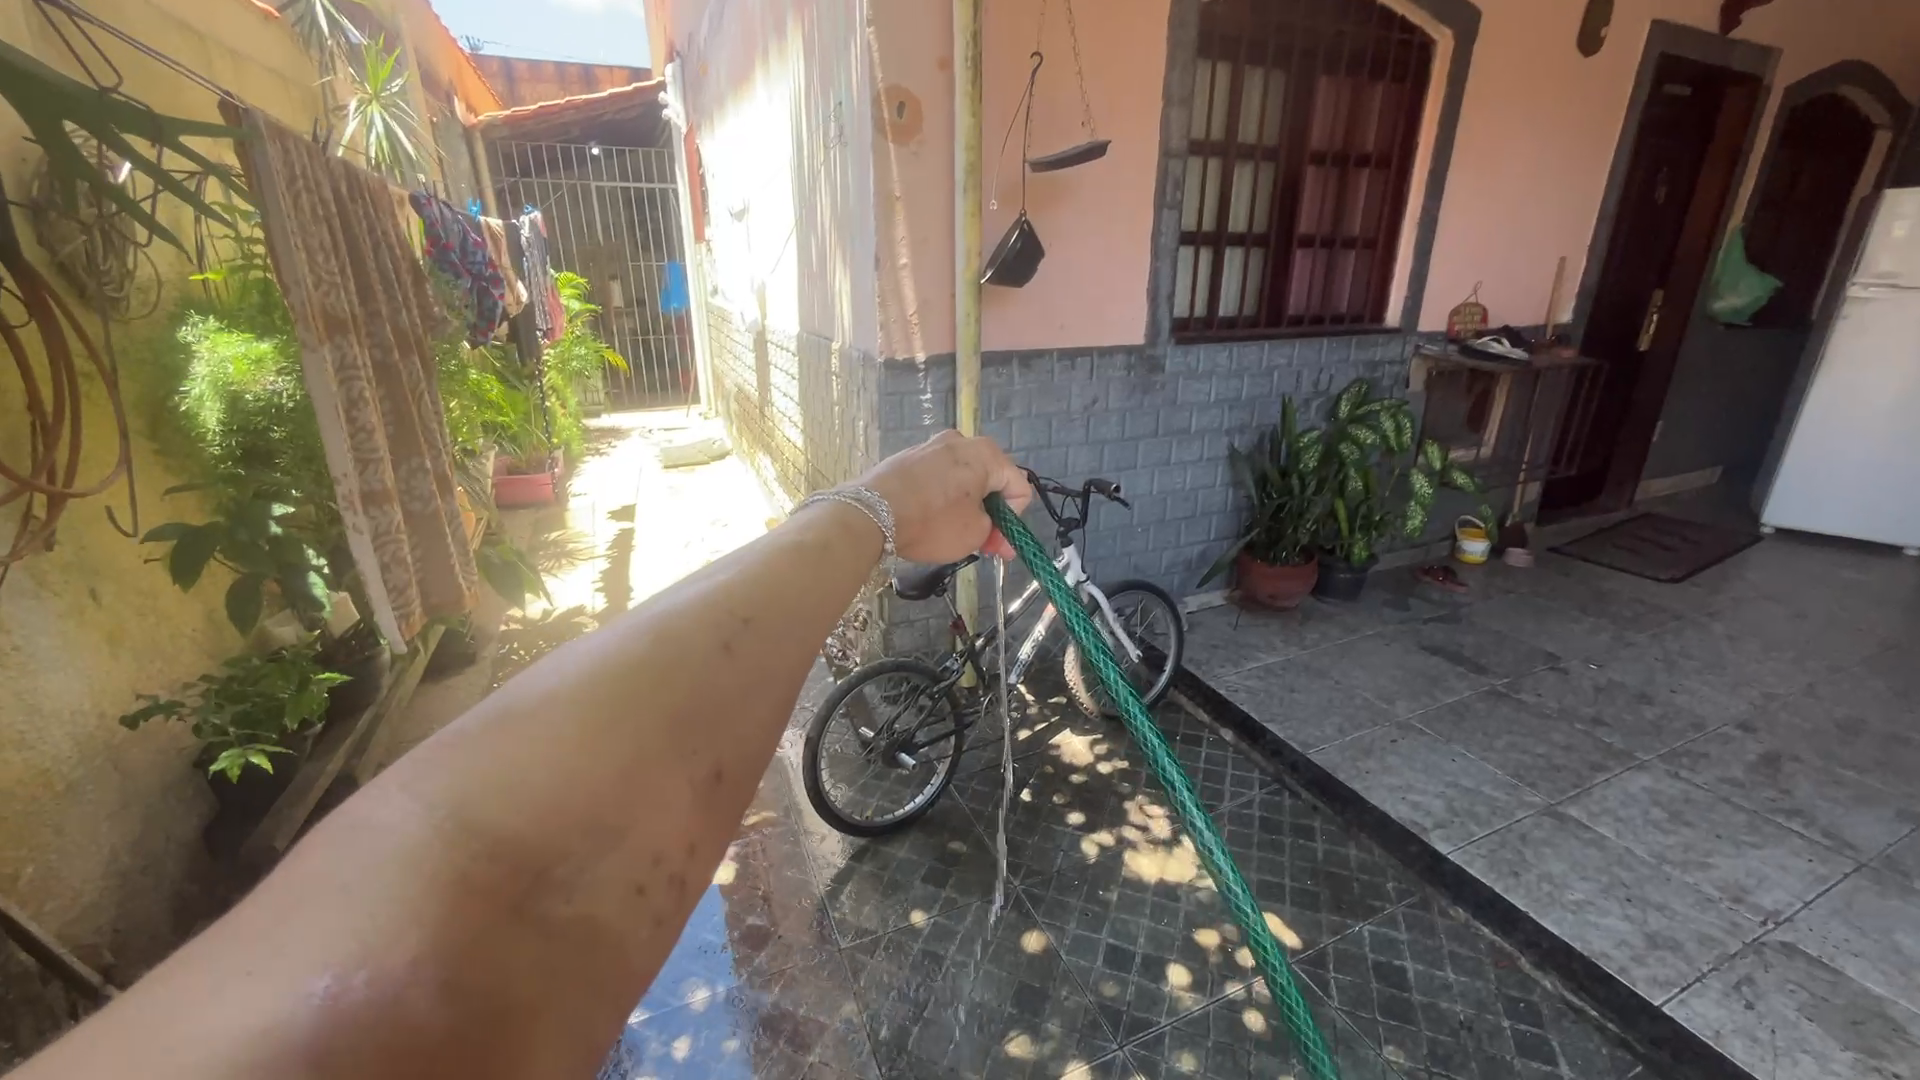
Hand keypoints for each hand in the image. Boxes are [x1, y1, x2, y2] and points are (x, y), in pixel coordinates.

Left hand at [858, 431, 1031, 563]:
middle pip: (989, 480)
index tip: (998, 543)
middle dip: (990, 513)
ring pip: (962, 480)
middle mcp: (960, 441)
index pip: (1018, 486)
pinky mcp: (906, 458)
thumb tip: (996, 532)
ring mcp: (929, 446)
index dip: (1014, 519)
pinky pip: (936, 479)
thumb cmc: (932, 521)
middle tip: (983, 543)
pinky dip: (941, 499)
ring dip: (966, 507)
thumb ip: (994, 531)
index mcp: (985, 453)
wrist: (870, 514)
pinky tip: (930, 520)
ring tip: (954, 534)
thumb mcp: (974, 534)